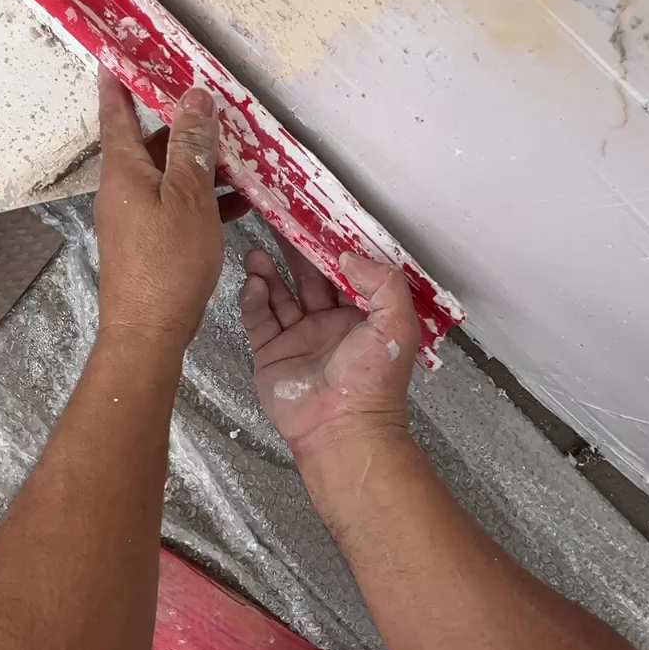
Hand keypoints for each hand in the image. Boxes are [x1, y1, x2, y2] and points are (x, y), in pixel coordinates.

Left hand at [94, 73, 227, 348]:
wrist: (149, 330)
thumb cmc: (167, 263)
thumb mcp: (187, 199)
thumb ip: (191, 148)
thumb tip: (194, 98)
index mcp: (125, 170)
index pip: (117, 112)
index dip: (117, 80)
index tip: (116, 51)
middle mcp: (126, 188)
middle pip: (153, 142)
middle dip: (183, 123)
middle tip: (215, 103)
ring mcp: (139, 215)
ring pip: (172, 175)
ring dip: (203, 164)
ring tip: (242, 153)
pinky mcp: (154, 240)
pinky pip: (180, 206)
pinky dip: (205, 199)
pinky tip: (240, 202)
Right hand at [240, 239, 419, 454]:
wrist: (341, 429)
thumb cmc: (372, 380)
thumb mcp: (395, 324)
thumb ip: (382, 283)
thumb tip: (348, 257)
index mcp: (360, 315)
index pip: (343, 272)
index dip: (329, 247)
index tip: (314, 220)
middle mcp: (328, 323)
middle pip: (307, 277)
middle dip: (293, 251)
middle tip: (277, 223)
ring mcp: (298, 338)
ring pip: (280, 296)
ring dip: (268, 272)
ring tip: (256, 251)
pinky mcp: (272, 353)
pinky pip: (259, 320)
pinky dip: (253, 299)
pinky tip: (253, 282)